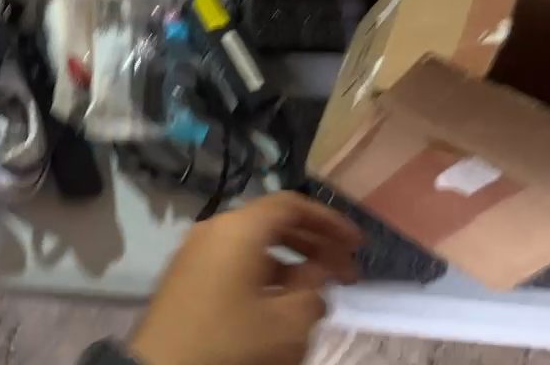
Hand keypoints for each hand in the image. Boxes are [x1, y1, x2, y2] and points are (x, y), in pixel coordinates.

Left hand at [127, 191, 361, 364]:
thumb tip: (317, 273)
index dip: (328, 220)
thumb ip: (312, 292)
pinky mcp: (190, 272)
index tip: (359, 244)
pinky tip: (285, 301)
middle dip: (314, 242)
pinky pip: (236, 259)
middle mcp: (215, 228)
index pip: (289, 205)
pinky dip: (266, 271)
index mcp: (238, 229)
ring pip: (254, 242)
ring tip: (323, 289)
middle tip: (350, 271)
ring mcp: (198, 249)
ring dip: (291, 259)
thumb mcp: (287, 326)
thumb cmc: (231, 344)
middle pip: (272, 221)